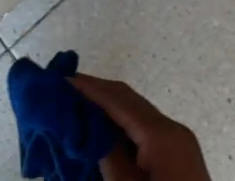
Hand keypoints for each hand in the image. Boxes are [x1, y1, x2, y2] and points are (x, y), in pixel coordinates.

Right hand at [70, 74, 212, 180]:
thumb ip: (105, 150)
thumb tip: (83, 120)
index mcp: (160, 133)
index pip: (115, 98)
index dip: (85, 87)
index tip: (56, 80)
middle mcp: (172, 128)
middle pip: (126, 97)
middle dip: (94, 90)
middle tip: (60, 89)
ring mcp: (178, 141)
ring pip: (135, 110)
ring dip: (106, 104)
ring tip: (75, 105)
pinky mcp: (178, 154)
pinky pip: (144, 126)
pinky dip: (120, 121)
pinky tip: (101, 128)